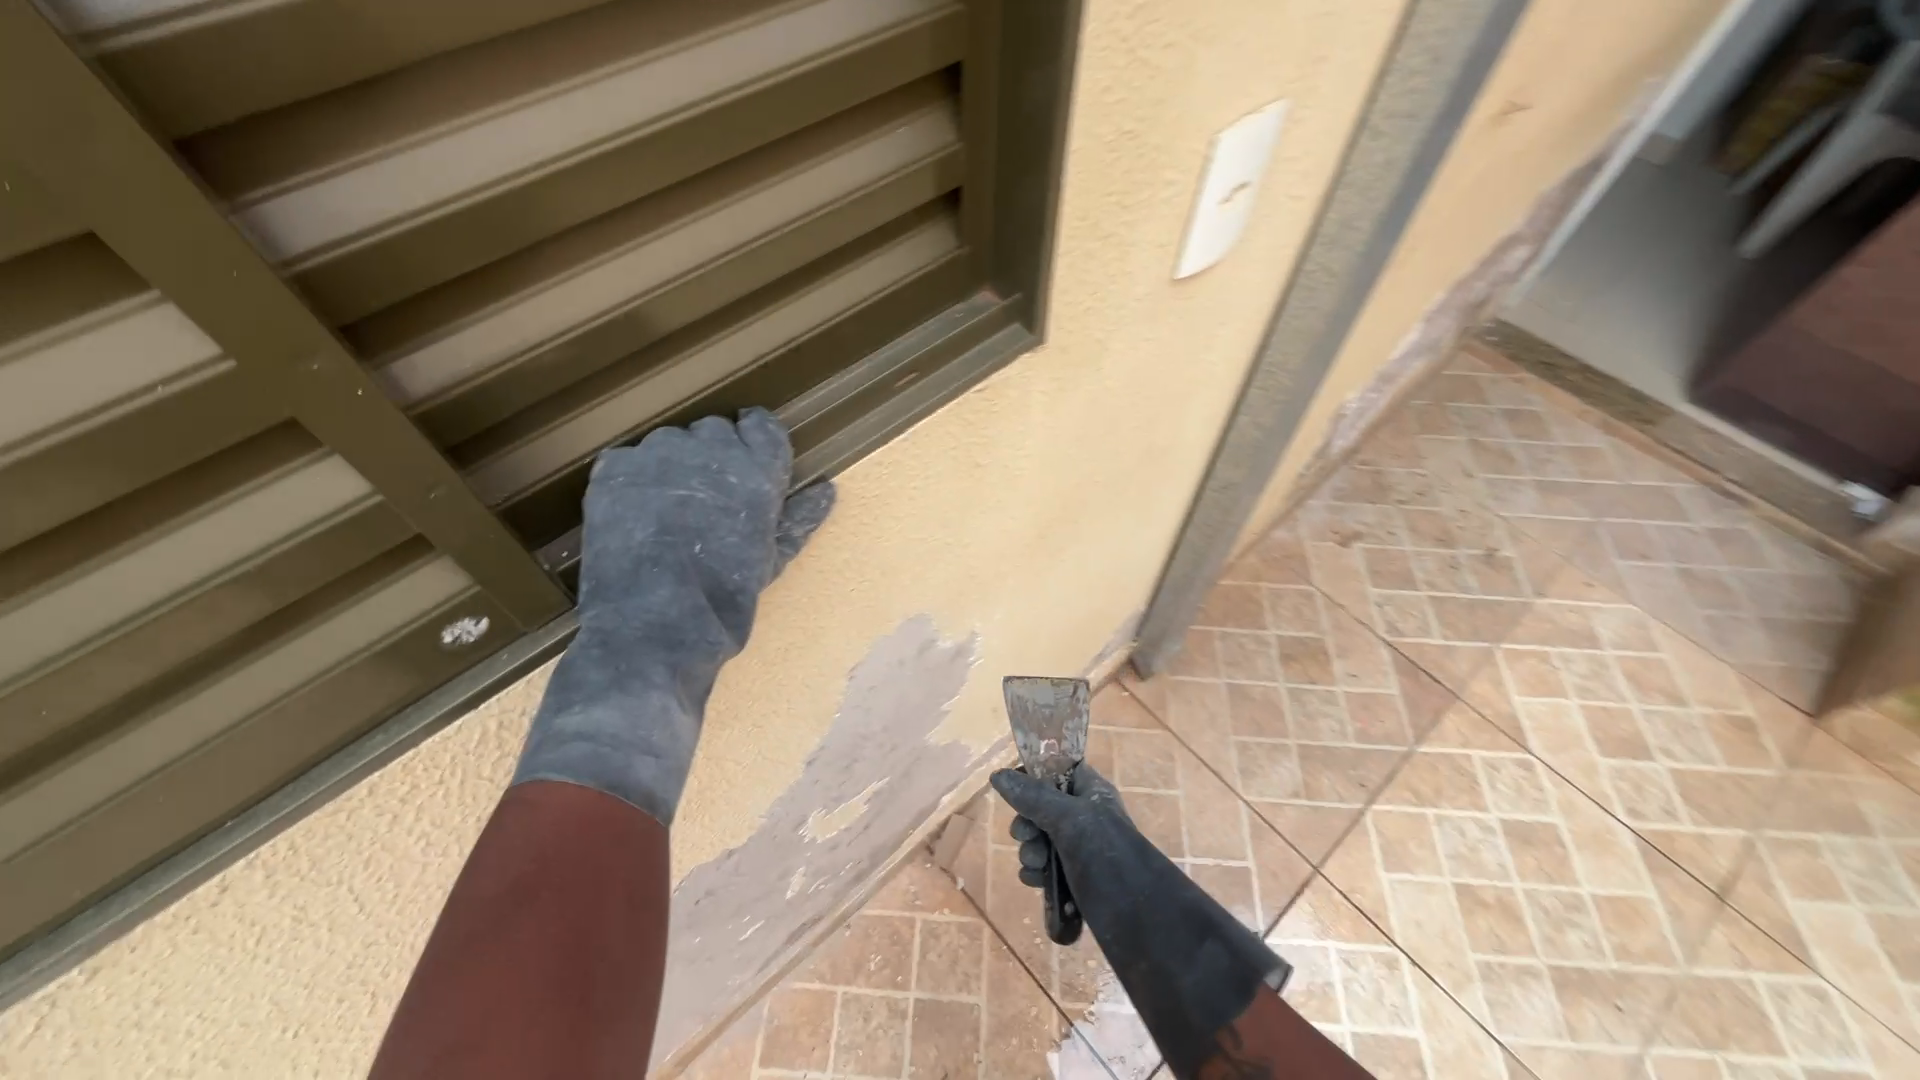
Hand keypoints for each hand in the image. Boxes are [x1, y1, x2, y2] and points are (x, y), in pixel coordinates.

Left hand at [513, 409, 833, 822]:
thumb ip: (798, 519)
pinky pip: (628, 459)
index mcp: (758, 472)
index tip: (745, 461)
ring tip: (667, 511)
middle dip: (713, 457)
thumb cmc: (725, 602)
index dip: (753, 442)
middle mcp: (711, 450)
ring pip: (670, 443)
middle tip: (707, 500)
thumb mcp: (771, 562)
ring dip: (673, 466)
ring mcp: (659, 455)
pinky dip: (633, 480)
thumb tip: (828, 489)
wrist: (654, 626)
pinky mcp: (614, 469)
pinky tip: (635, 516)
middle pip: (714, 431)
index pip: (762, 427)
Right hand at [992, 759, 1289, 1077]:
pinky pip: (1047, 871)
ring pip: (1041, 842)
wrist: (1145, 927)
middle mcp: (1086, 818)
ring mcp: (1082, 852)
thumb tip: (997, 776)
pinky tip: (1038, 886)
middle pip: (1040, 807)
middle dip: (1027, 824)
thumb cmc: (1110, 862)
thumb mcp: (1070, 822)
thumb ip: (1033, 798)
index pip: (1057, 769)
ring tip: (1036, 869)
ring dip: (1031, 853)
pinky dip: (1038, 877)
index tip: (1014, 792)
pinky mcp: (1077, 883)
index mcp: (1092, 793)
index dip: (1033, 776)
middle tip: (1026, 838)